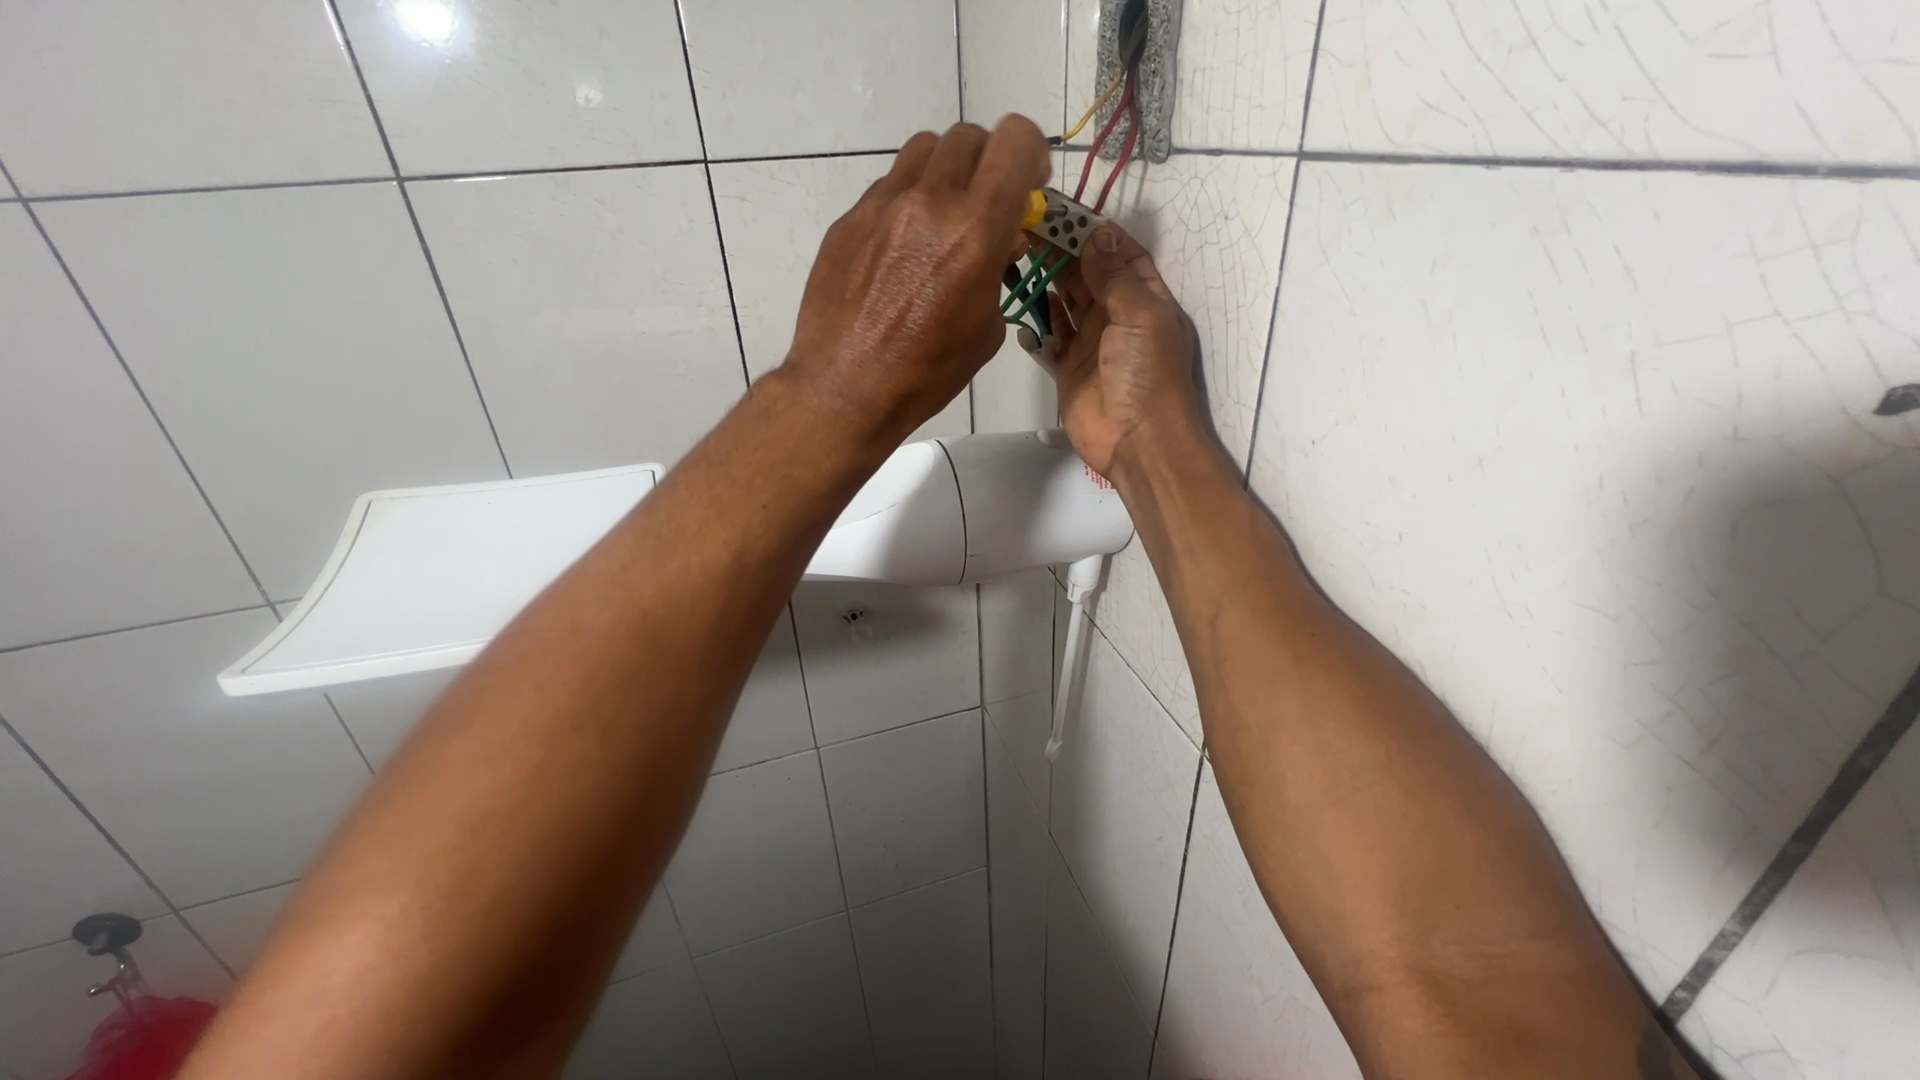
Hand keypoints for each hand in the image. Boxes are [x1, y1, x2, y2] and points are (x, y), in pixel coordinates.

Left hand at [783, 117, 1049, 445]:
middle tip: (986, 202)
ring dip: (944, 171)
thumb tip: (1000, 241)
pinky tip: (901, 247)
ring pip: (924, 150)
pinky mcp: (849, 219)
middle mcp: (928, 203)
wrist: (846, 387)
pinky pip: (888, 186)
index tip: (1028, 182)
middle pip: (968, 137)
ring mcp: (881, 206)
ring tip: (942, 216)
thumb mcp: (986, 328)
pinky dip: (907, 201)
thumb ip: (999, 270)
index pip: (1015, 141)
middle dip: (988, 162)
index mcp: (974, 231)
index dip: (1031, 152)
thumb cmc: (927, 372)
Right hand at [1038, 224, 1204, 478]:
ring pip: (1066, 301)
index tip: (1063, 212)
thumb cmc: (1146, 374)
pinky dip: (1039, 318)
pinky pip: (1051, 335)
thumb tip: (1096, 235)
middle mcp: (1118, 315)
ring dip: (1047, 279)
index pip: (1121, 254)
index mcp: (1144, 299)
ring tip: (1018, 253)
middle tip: (1029, 226)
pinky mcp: (1068, 366)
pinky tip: (1023, 297)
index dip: (1095, 233)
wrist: (1136, 439)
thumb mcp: (1139, 315)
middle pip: (1088, 273)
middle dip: (1063, 251)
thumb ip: (1115, 276)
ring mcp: (1091, 342)